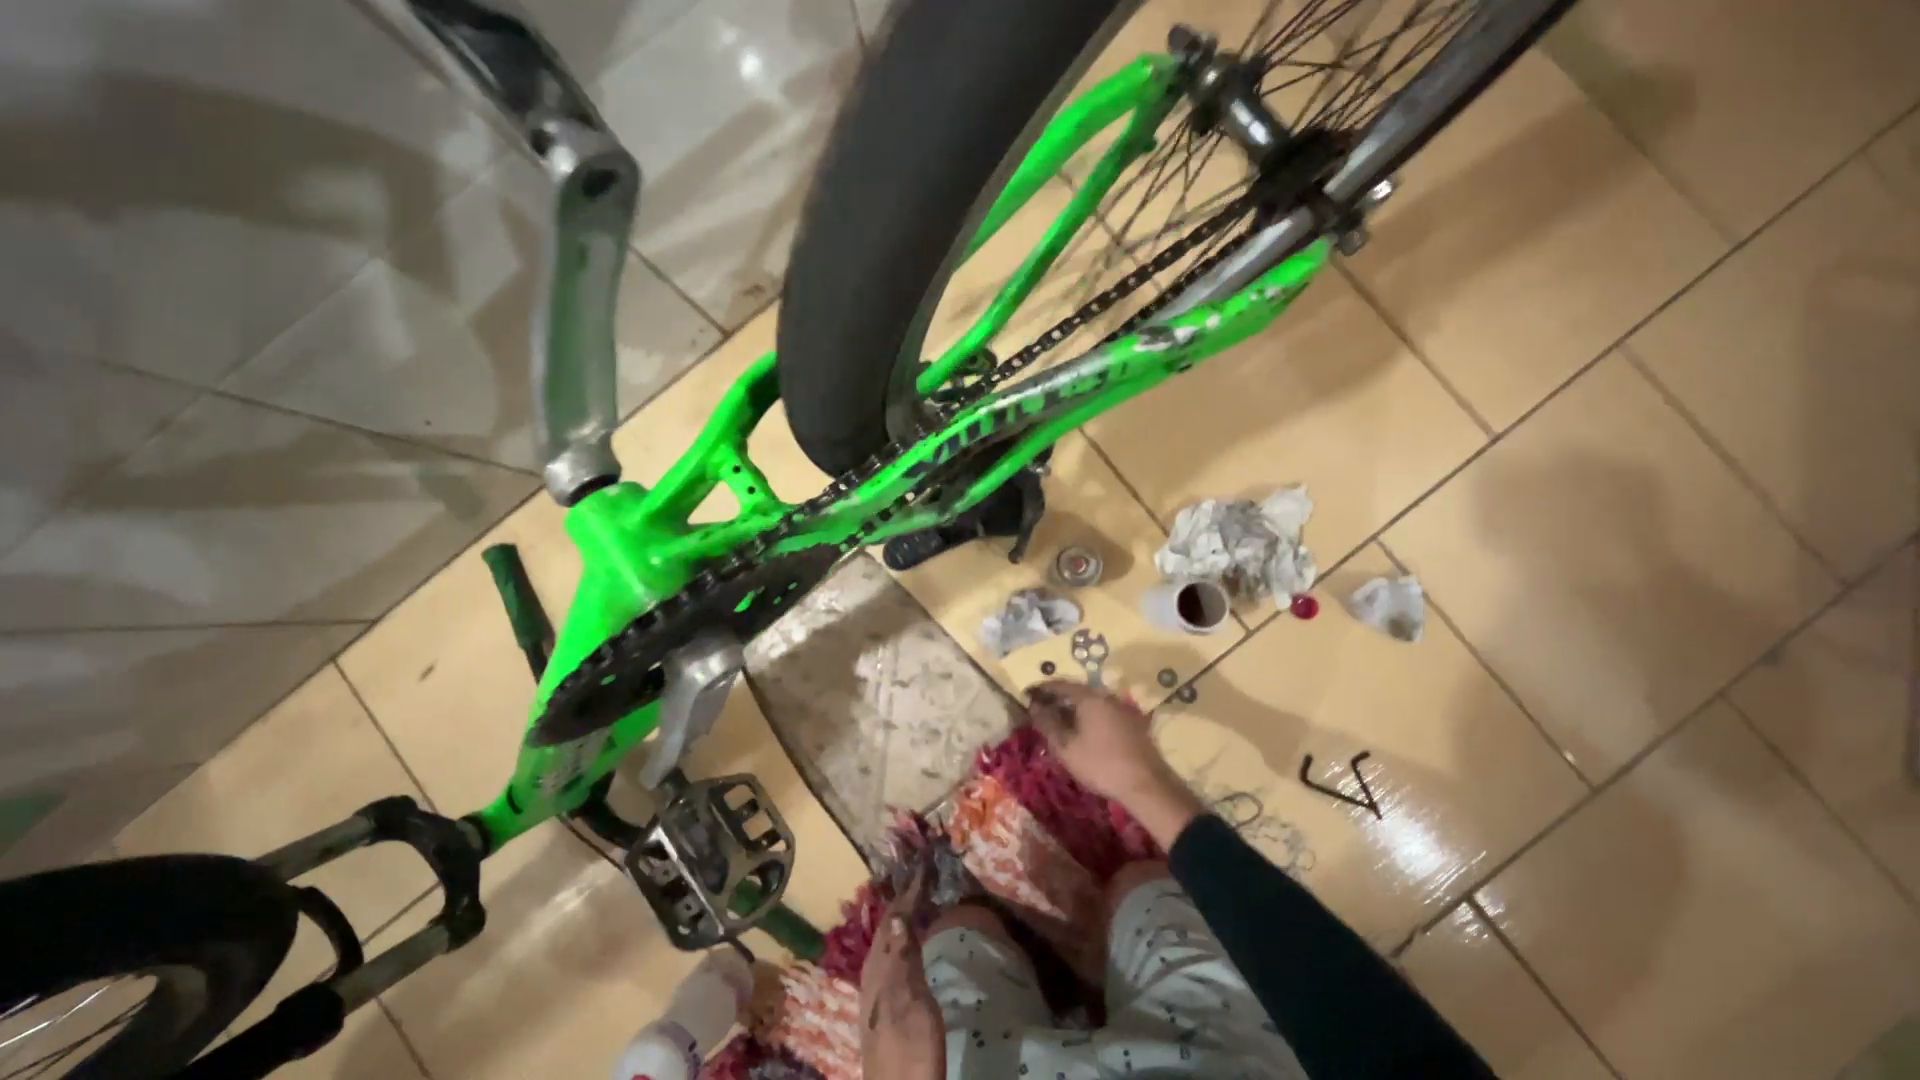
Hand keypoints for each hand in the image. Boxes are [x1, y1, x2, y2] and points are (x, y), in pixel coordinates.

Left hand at [859, 864, 944, 1079]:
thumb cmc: (909, 1051)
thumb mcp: (910, 1005)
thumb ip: (902, 960)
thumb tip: (894, 914)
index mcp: (879, 969)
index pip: (894, 917)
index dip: (910, 890)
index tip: (923, 862)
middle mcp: (873, 974)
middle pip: (887, 926)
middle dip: (903, 897)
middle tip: (921, 871)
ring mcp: (877, 991)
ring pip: (887, 940)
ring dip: (901, 915)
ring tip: (916, 896)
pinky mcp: (885, 1005)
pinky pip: (891, 955)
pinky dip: (902, 937)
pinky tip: (909, 941)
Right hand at [1023, 680, 1175, 800]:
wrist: (1145, 784)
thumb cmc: (1100, 764)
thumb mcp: (1065, 747)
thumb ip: (1047, 723)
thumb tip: (1033, 706)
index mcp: (1089, 697)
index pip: (1060, 685)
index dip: (1042, 689)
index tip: (1027, 696)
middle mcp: (1108, 696)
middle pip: (1078, 691)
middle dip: (1058, 699)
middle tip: (1042, 710)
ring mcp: (1124, 708)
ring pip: (1093, 702)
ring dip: (1075, 708)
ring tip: (1061, 722)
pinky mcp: (1134, 722)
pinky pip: (1106, 712)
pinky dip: (1091, 716)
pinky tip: (1085, 731)